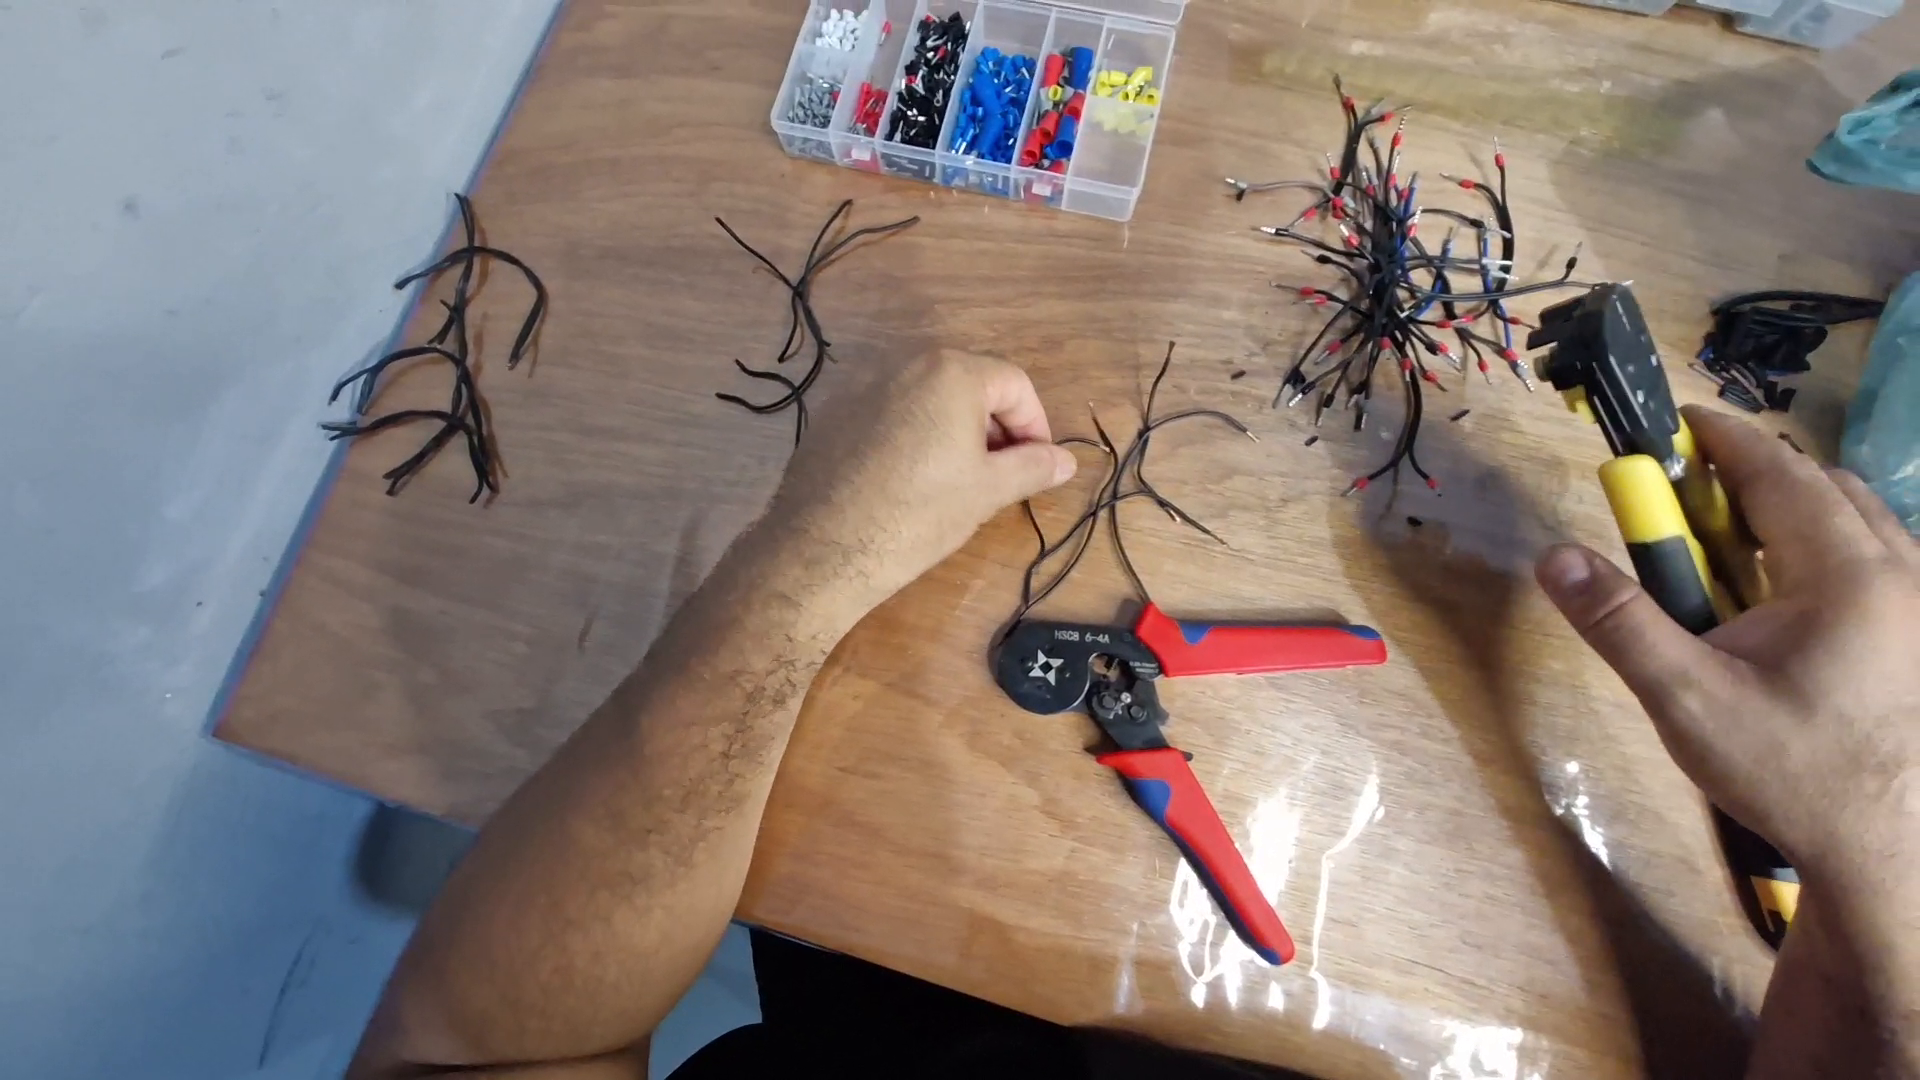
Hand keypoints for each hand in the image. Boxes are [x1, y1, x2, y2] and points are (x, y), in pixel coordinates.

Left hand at [762, 351, 1076, 615]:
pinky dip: (913, 436)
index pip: (1015, 383)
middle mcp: (903, 363)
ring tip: (955, 481)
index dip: (1036, 425)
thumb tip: (1066, 460)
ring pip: (928, 399)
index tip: (1037, 466)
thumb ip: (1033, 467)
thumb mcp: (986, 492)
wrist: (820, 550)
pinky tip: (906, 481)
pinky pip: (891, 414)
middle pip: (970, 385)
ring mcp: (862, 386)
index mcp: (950, 372)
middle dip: (996, 428)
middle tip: (999, 476)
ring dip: (955, 432)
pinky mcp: (833, 414)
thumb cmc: (917, 516)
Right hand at [1534, 406, 1919, 893]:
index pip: (1781, 477)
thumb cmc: (1788, 768)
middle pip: (1824, 490)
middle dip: (1749, 473)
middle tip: (1678, 492)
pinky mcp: (1915, 640)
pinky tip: (1769, 591)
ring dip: (1782, 510)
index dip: (1725, 439)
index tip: (1676, 419)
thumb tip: (1552, 555)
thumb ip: (1617, 620)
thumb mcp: (1682, 695)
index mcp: (1846, 579)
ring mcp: (1919, 611)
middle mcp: (1901, 579)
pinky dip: (1810, 547)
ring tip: (1717, 538)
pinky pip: (1870, 561)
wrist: (1893, 854)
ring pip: (1856, 525)